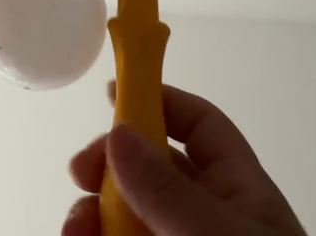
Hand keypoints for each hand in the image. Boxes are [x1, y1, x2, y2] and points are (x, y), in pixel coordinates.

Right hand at [64, 84, 306, 235]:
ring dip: (93, 214)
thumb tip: (119, 130)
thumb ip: (168, 190)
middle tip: (80, 175)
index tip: (111, 92)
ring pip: (126, 217)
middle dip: (110, 165)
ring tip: (75, 230)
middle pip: (151, 169)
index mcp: (240, 195)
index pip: (201, 128)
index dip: (159, 100)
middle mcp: (208, 221)